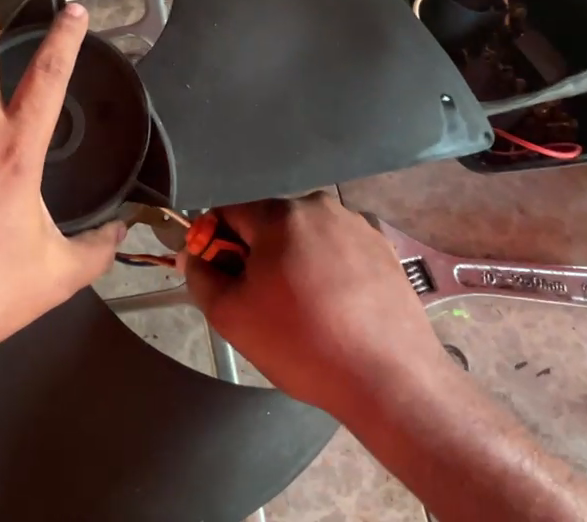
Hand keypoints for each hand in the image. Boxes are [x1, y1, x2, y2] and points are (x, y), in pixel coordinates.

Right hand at [181, 192, 453, 417]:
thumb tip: (195, 256)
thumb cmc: (302, 342)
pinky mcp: (384, 249)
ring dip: (292, 262)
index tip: (217, 279)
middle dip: (254, 255)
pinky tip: (333, 310)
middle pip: (268, 224)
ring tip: (300, 311)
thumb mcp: (231, 315)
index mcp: (280, 214)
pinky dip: (326, 271)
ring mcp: (357, 225)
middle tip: (258, 302)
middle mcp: (320, 206)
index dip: (212, 244)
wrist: (390, 379)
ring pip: (305, 237)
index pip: (227, 213)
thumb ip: (200, 276)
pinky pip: (338, 250)